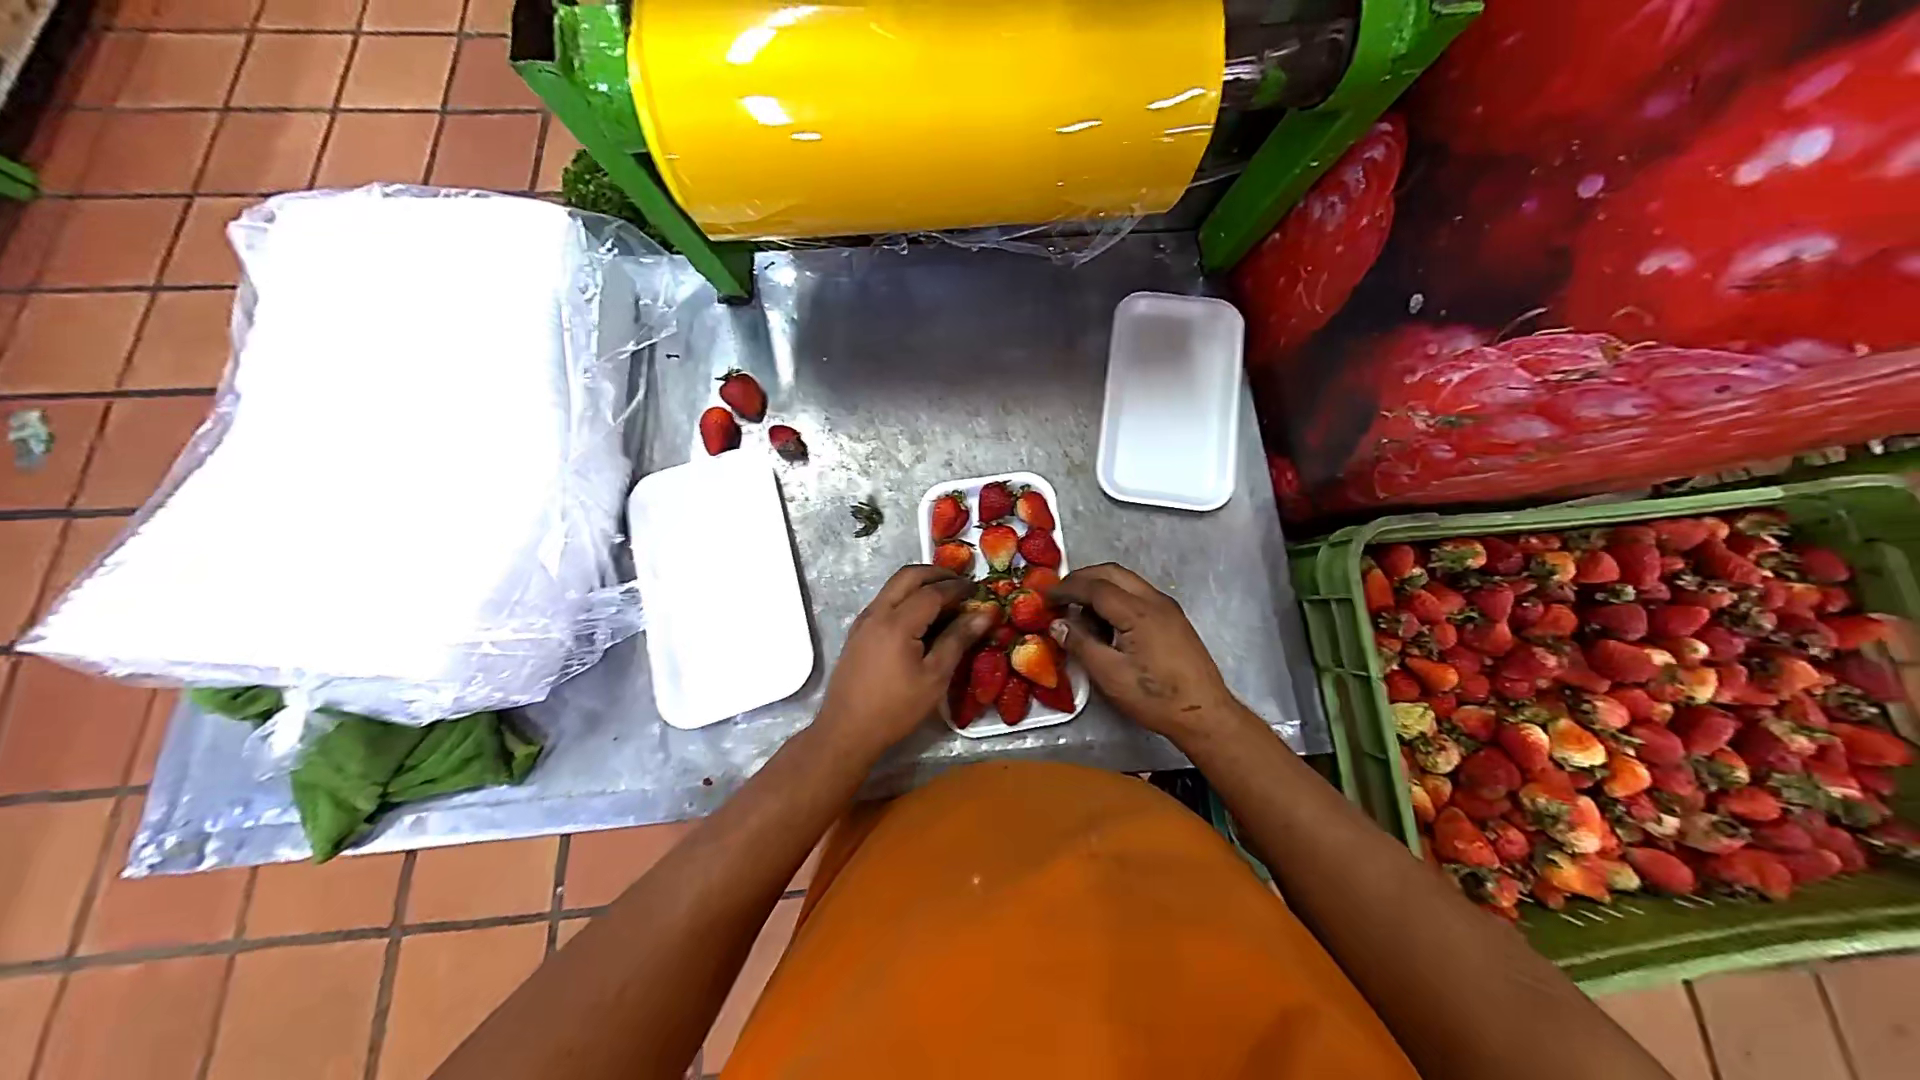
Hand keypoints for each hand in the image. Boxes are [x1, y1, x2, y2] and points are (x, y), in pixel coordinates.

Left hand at [815, 565, 992, 757]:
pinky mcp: (858, 632)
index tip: (979, 589)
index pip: (933, 591)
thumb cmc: (895, 708)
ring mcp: (864, 621)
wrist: (846, 731)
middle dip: (937, 574)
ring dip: (920, 583)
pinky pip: (885, 601)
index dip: (958, 587)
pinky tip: (921, 616)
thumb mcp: (935, 677)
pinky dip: (906, 596)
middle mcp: (877, 612)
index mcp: (897, 622)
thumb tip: (984, 614)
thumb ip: (958, 640)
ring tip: (945, 597)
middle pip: (909, 576)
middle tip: (962, 584)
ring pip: (894, 586)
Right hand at [1046, 563, 1245, 741]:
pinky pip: (1138, 594)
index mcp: (1138, 611)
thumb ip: (1080, 644)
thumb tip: (1058, 624)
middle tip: (1060, 595)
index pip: (1095, 586)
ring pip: (1126, 581)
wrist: (1204, 714)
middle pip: (1112, 573)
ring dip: (1099, 587)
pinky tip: (1105, 622)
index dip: (1067, 588)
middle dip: (1082, 579)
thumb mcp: (1109, 674)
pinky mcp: (1173, 619)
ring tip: (1078, 610)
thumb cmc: (1154, 697)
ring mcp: (1167, 608)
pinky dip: (1116, 597)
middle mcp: (1155, 600)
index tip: (1046, 597)